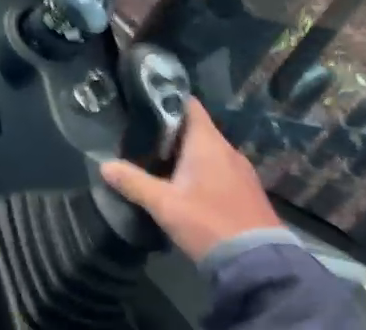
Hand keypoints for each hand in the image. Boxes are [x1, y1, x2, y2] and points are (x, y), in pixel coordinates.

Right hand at [99, 99, 282, 261]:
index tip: (140, 99)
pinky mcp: (248, 193)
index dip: (164, 98)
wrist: (261, 268)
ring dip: (184, 152)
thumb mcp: (163, 204)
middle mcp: (228, 151)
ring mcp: (242, 173)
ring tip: (156, 158)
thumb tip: (104, 165)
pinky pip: (218, 169)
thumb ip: (132, 182)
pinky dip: (200, 169)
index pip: (188, 105)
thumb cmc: (209, 223)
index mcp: (208, 144)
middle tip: (138, 132)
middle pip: (194, 128)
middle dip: (168, 129)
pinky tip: (183, 183)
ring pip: (207, 150)